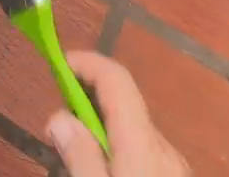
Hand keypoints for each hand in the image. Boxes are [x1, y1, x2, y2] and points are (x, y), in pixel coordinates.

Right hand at [45, 51, 188, 176]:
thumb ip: (80, 155)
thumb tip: (59, 118)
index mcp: (144, 144)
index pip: (117, 80)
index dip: (87, 62)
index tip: (57, 62)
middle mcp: (164, 148)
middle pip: (121, 105)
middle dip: (85, 103)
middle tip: (55, 127)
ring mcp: (174, 166)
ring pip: (129, 130)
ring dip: (99, 129)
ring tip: (74, 155)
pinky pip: (140, 150)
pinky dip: (115, 147)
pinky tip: (101, 169)